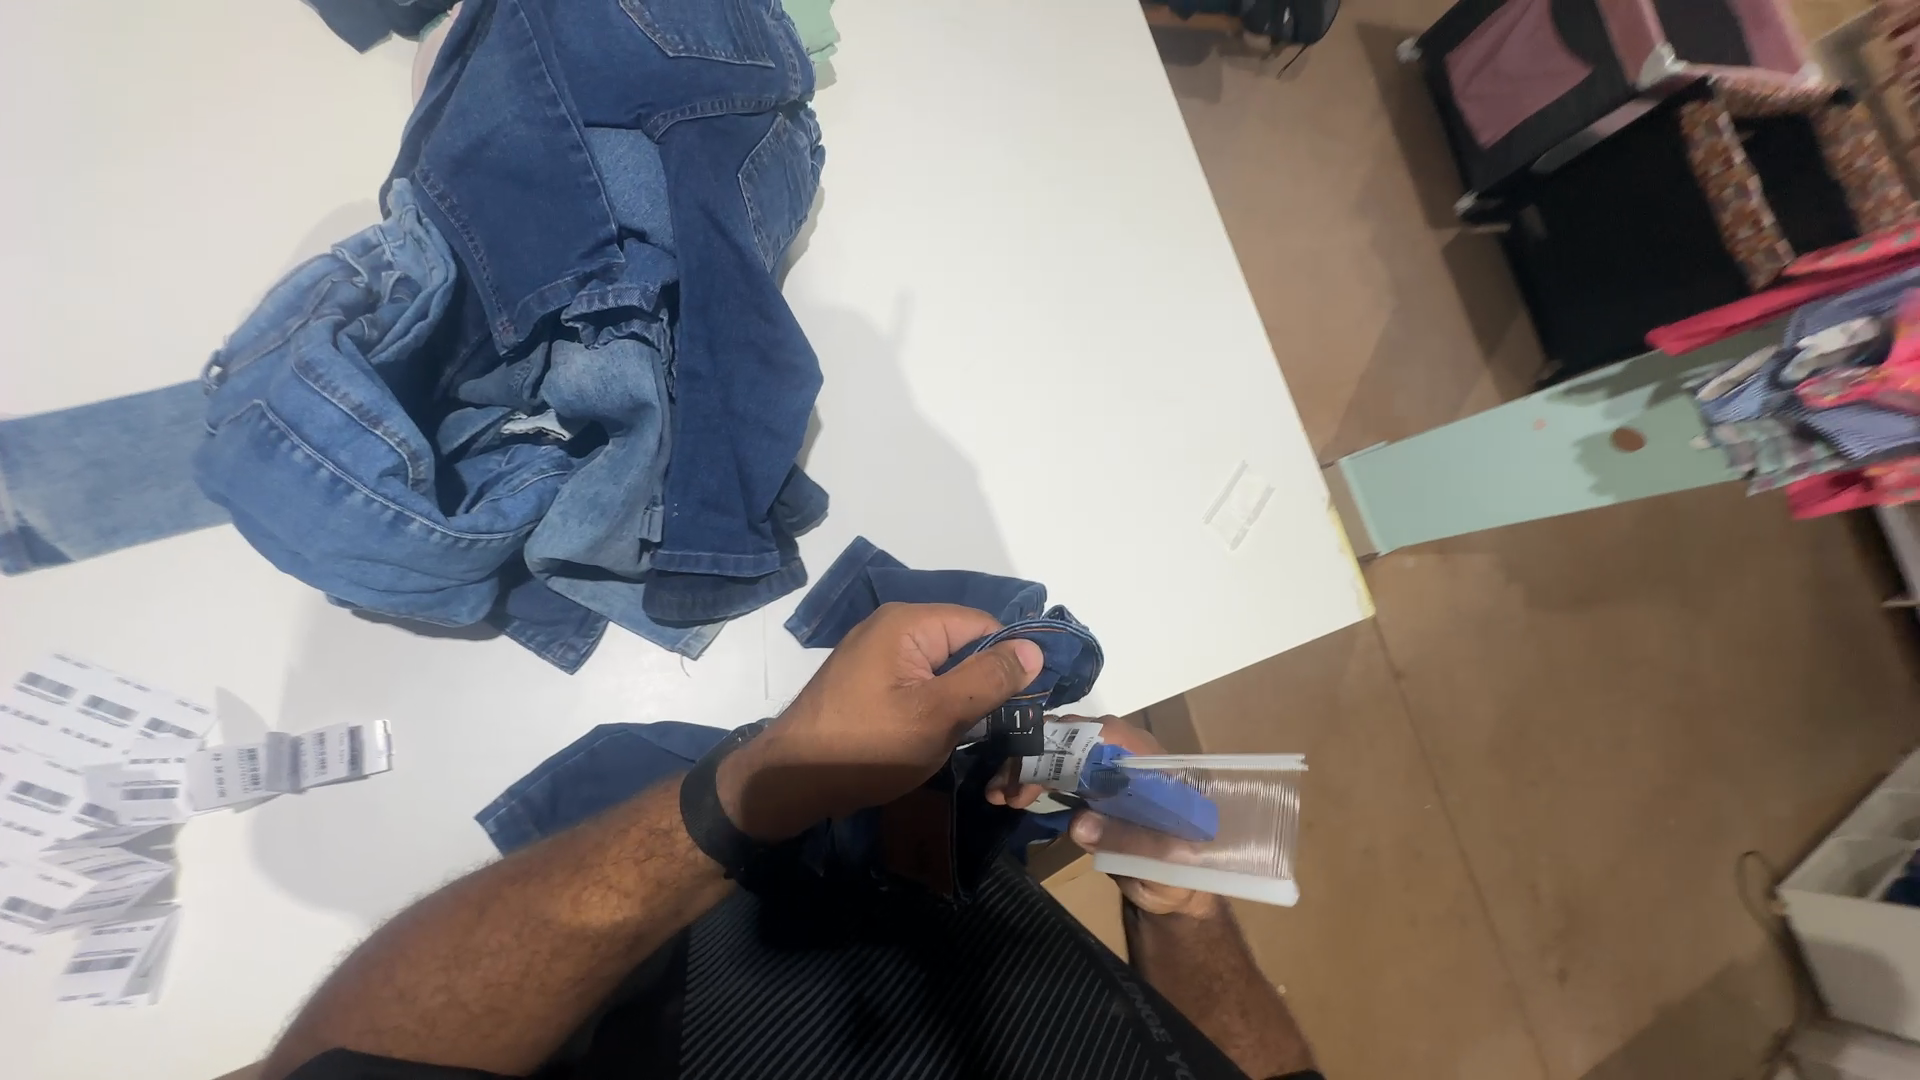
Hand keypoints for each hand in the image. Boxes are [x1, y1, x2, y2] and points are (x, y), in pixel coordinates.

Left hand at [716, 602, 1041, 841]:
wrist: (788, 783)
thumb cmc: (866, 747)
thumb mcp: (937, 716)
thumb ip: (987, 679)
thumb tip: (1034, 647)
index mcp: (909, 622)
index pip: (984, 625)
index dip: (1010, 662)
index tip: (1026, 706)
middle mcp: (893, 626)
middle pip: (963, 644)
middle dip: (985, 684)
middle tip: (1001, 731)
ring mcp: (877, 653)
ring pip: (942, 667)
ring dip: (960, 699)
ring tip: (970, 737)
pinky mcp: (868, 679)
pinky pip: (918, 680)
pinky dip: (934, 704)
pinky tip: (938, 735)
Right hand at [988, 715, 1220, 918]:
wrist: (1175, 889)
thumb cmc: (1179, 875)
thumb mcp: (1164, 864)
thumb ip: (1127, 841)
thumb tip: (1078, 823)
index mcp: (1153, 763)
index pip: (1104, 734)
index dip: (1063, 748)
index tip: (1029, 776)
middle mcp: (1128, 752)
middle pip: (1074, 737)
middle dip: (1034, 757)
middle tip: (1003, 791)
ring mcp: (1106, 762)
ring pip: (1059, 747)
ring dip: (1026, 766)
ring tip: (998, 794)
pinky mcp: (1090, 777)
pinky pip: (1056, 765)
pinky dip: (1031, 777)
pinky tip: (1010, 793)